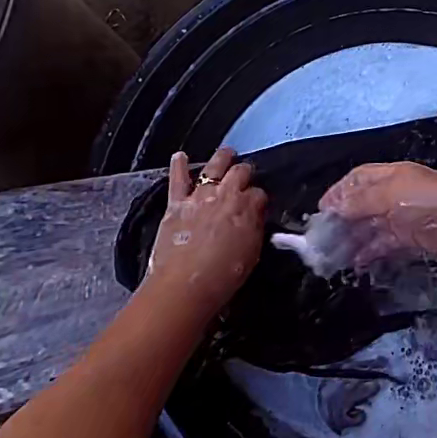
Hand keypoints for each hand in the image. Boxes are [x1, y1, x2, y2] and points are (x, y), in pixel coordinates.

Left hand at [142, 146, 266, 318]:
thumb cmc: (223, 276)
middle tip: (246, 174)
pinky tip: (180, 156)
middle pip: (239, 173)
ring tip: (227, 153)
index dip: (259, 198)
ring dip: (222, 158)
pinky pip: (177, 178)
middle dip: (245, 172)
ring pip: (213, 166)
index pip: (259, 194)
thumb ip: (255, 229)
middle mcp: (224, 195)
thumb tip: (257, 216)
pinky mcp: (176, 202)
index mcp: (246, 208)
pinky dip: (178, 165)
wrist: (185, 284)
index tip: (258, 203)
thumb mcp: (251, 255)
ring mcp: (199, 196)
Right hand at [316, 161, 436, 265]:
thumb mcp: (390, 192)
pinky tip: (357, 261)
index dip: (340, 191)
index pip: (359, 178)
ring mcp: (403, 216)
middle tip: (326, 236)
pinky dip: (370, 251)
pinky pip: (384, 244)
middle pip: (363, 204)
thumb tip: (336, 207)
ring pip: (371, 226)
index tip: (323, 209)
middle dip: (344, 218)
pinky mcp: (411, 238)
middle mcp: (396, 193)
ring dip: (354, 238)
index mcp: (392, 175)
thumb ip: (360, 200)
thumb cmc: (427, 198)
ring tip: (337, 253)